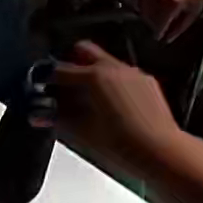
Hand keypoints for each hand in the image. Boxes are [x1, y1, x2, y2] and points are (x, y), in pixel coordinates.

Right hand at [52, 41, 188, 169]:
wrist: (160, 150)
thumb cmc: (123, 144)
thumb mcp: (83, 132)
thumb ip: (59, 118)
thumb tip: (42, 114)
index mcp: (95, 76)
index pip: (61, 70)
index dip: (47, 78)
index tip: (42, 86)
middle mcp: (115, 68)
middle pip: (84, 51)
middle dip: (71, 64)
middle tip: (62, 85)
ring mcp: (133, 73)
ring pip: (106, 62)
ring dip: (93, 73)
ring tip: (86, 99)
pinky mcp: (146, 82)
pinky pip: (123, 74)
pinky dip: (112, 83)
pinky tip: (110, 105)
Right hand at [136, 0, 202, 41]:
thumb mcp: (194, 11)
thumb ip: (180, 27)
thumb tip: (168, 38)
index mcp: (173, 1)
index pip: (158, 24)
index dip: (158, 32)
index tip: (158, 35)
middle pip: (148, 15)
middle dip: (151, 23)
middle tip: (156, 26)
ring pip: (141, 4)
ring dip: (145, 13)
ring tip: (151, 16)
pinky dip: (140, 0)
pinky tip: (145, 4)